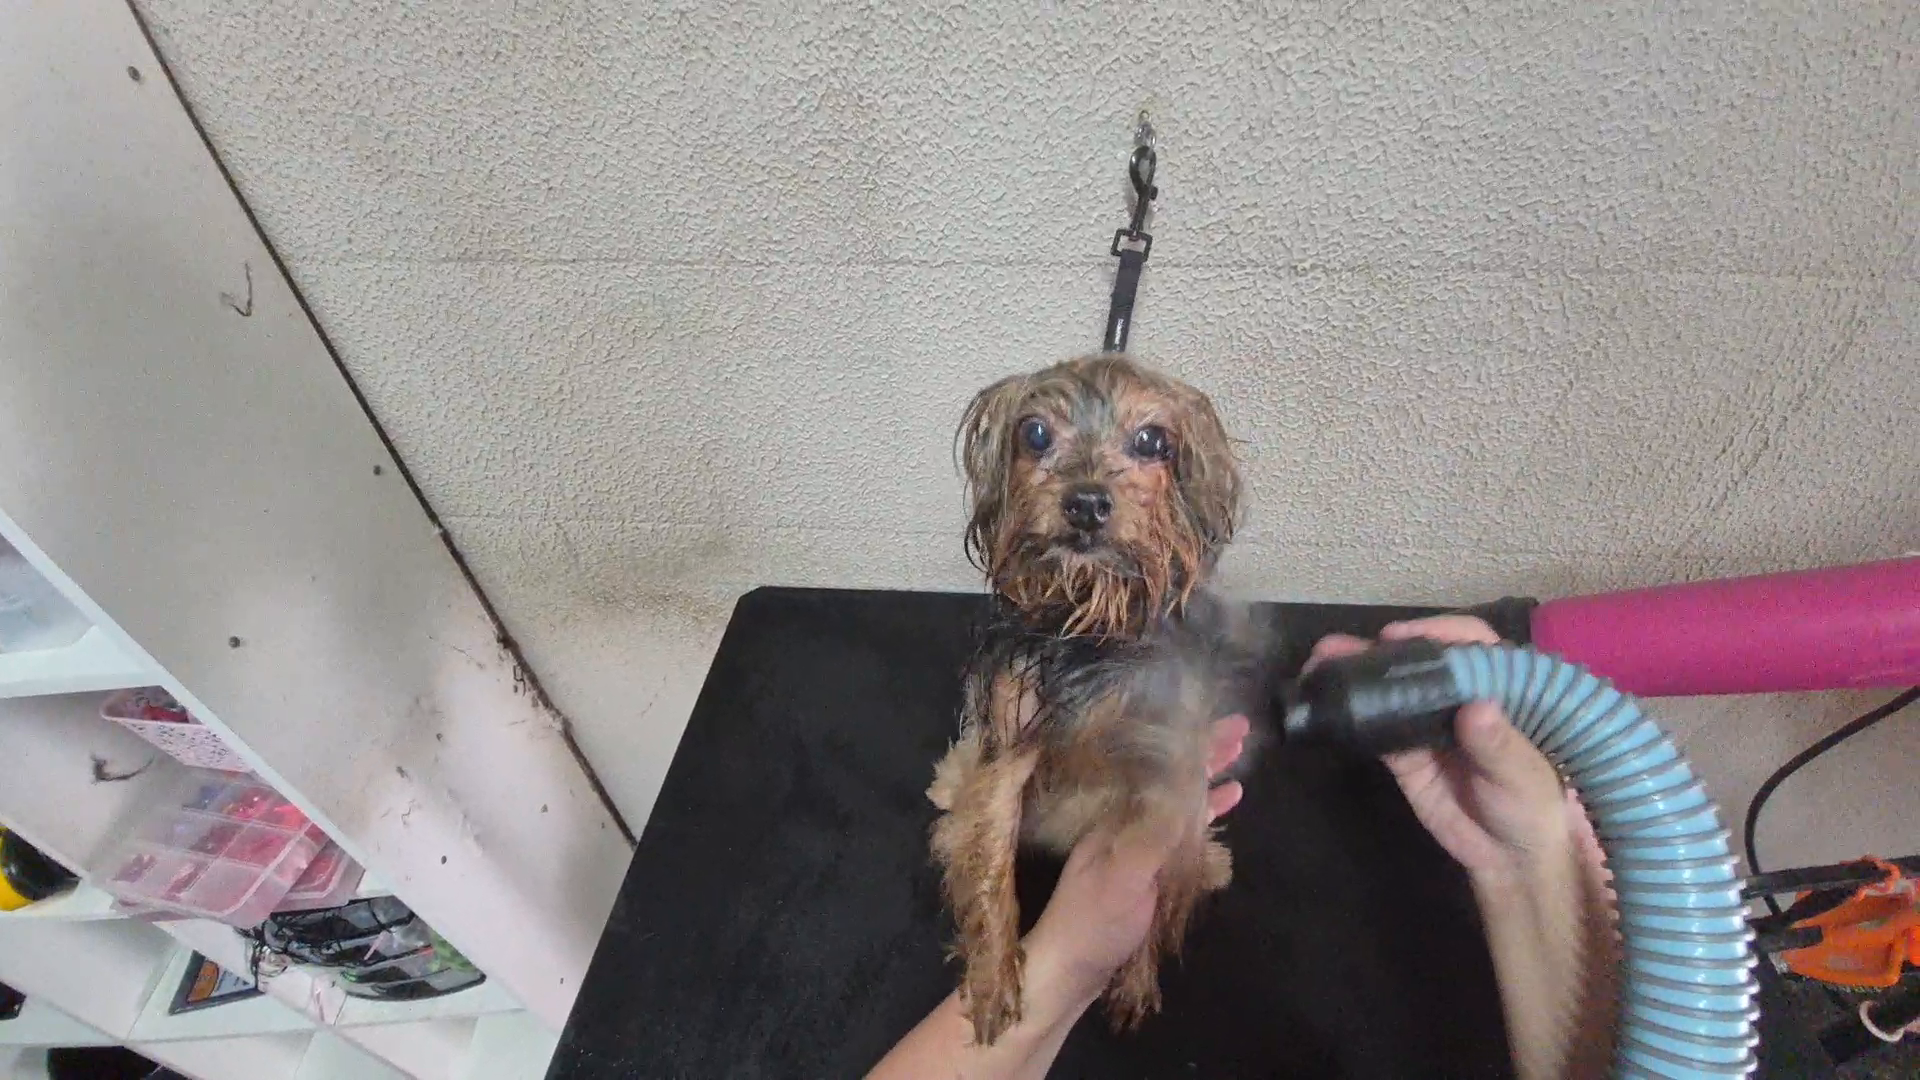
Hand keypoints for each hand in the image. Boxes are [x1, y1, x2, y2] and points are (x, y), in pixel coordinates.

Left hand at [1021, 714, 1249, 1000]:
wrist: (1071, 964)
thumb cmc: (1094, 918)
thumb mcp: (1125, 875)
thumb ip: (1153, 833)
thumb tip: (1183, 785)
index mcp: (1118, 810)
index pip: (1162, 764)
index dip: (1194, 742)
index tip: (1225, 723)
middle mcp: (1126, 815)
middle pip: (1170, 773)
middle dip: (1205, 750)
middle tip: (1241, 729)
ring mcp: (1137, 837)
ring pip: (1178, 795)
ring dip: (1207, 773)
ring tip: (1237, 752)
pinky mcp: (1147, 861)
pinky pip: (1181, 825)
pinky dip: (1204, 809)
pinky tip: (1227, 800)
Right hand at [1306, 616, 1590, 884]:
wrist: (1508, 860)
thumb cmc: (1533, 810)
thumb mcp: (1525, 778)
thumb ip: (1499, 745)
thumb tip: (1477, 706)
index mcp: (1499, 690)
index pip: (1470, 644)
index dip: (1436, 632)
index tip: (1399, 637)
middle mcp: (1458, 697)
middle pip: (1417, 658)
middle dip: (1377, 647)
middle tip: (1340, 647)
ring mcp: (1425, 721)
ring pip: (1387, 685)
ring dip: (1352, 670)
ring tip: (1318, 660)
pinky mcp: (1400, 749)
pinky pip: (1371, 724)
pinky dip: (1348, 710)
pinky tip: (1322, 698)